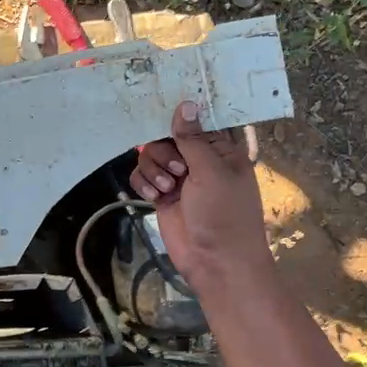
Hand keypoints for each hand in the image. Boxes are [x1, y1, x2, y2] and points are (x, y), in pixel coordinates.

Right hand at [129, 101, 272, 287]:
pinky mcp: (163, 196)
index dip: (179, 116)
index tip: (159, 109)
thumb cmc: (224, 214)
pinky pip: (142, 177)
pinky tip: (153, 198)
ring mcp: (179, 179)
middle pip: (166, 136)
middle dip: (164, 152)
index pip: (196, 121)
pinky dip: (143, 184)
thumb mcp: (211, 172)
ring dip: (153, 169)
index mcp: (220, 150)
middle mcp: (199, 160)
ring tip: (165, 189)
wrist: (217, 263)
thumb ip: (192, 138)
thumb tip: (186, 102)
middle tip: (176, 170)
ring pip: (151, 156)